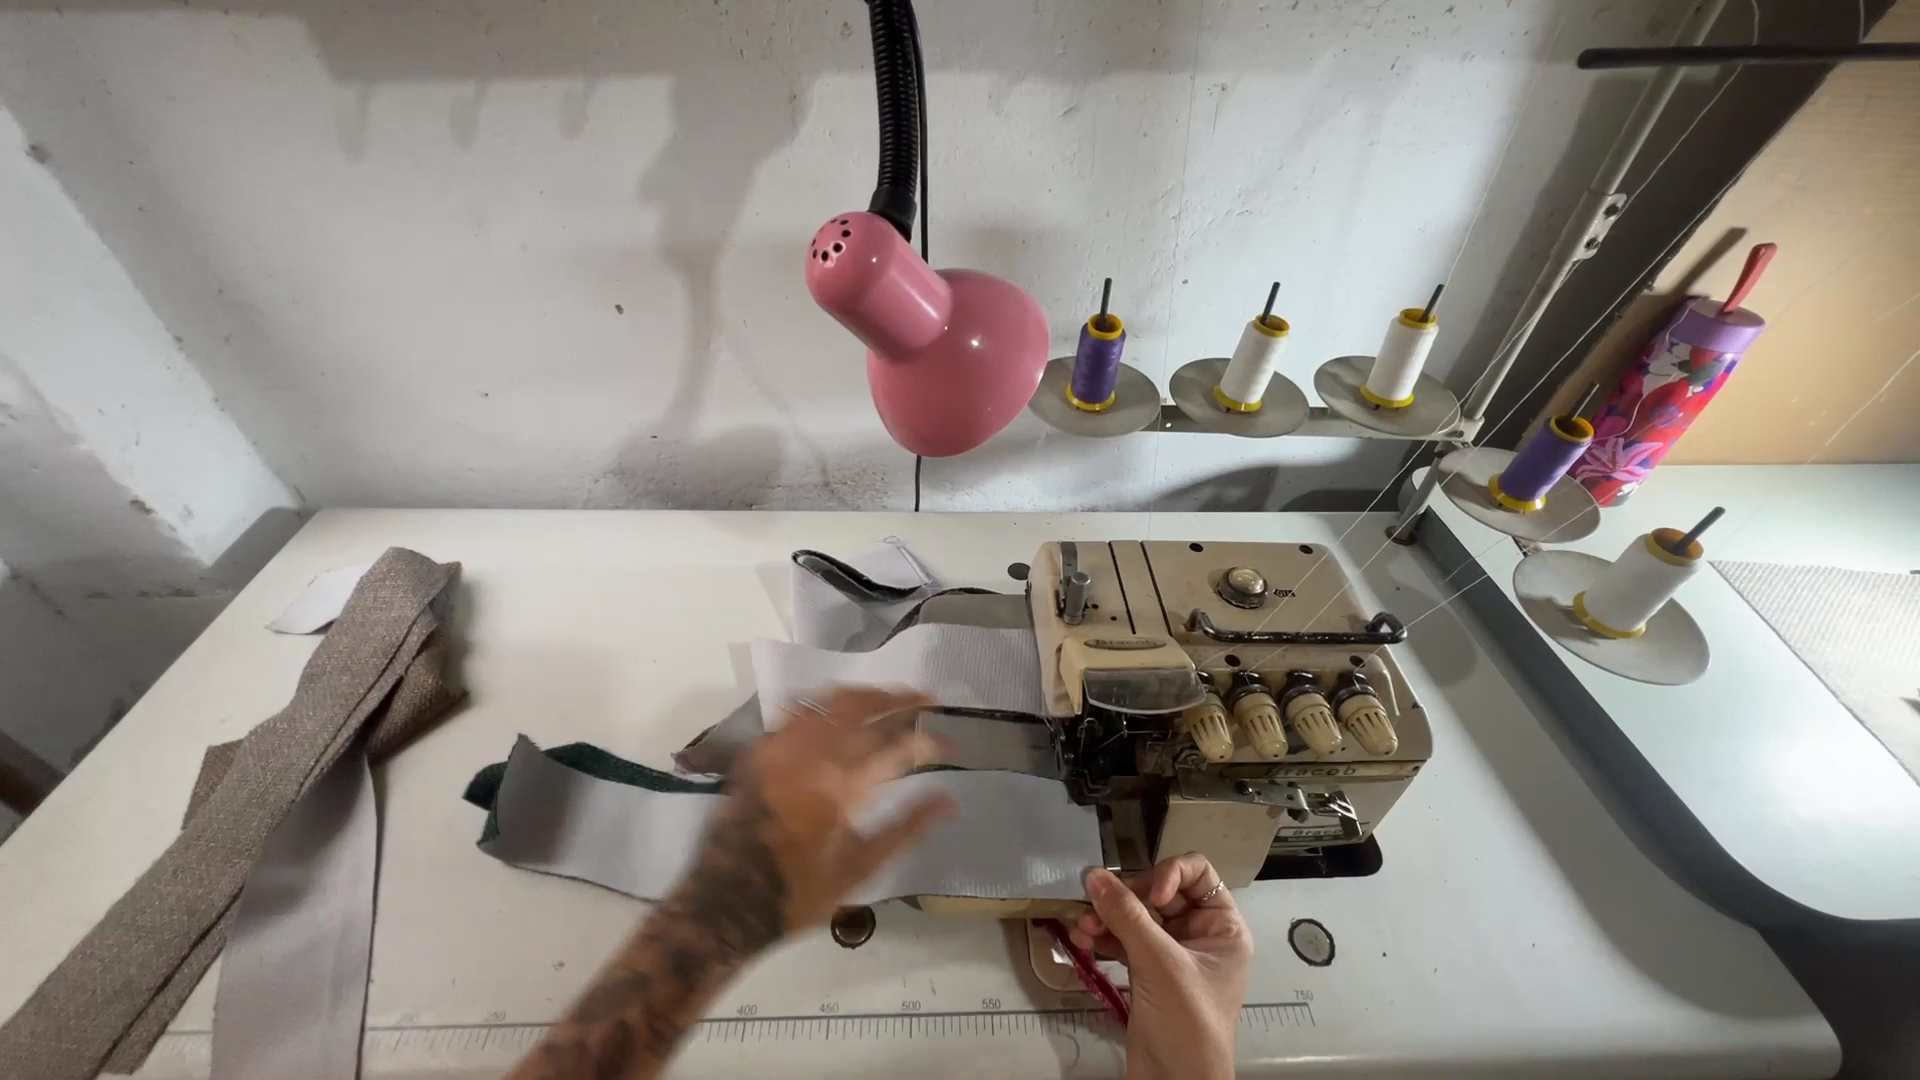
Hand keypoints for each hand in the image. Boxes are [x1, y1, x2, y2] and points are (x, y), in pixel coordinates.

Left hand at [508, 687, 951, 1079]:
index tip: (948, 744)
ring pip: (829, 700)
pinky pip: (796, 712)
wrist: (724, 905)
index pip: (899, 747)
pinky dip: (823, 705)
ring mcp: (781, 749)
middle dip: (899, 697)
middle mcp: (813, 756)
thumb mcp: (860, 868)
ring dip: (863, 695)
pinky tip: (835, 713)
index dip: (930, 742)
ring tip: (885, 699)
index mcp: (844, 787)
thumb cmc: (798, 894)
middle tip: (924, 697)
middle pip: (863, 705)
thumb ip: (907, 828)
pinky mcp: (759, 751)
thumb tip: (948, 801)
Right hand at [1070, 854, 1251, 1079]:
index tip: (1150, 895)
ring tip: (1082, 926)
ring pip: (1137, 916)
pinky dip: (1104, 937)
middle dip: (1125, 897)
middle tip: (1095, 903)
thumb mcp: (1159, 964)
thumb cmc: (1186, 1024)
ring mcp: (1172, 954)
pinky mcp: (1148, 972)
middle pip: (1159, 891)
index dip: (1170, 873)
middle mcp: (1200, 934)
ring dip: (1108, 917)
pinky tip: (1082, 940)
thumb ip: (1126, 915)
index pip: (1198, 873)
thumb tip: (1092, 874)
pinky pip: (1124, 940)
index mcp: (1223, 928)